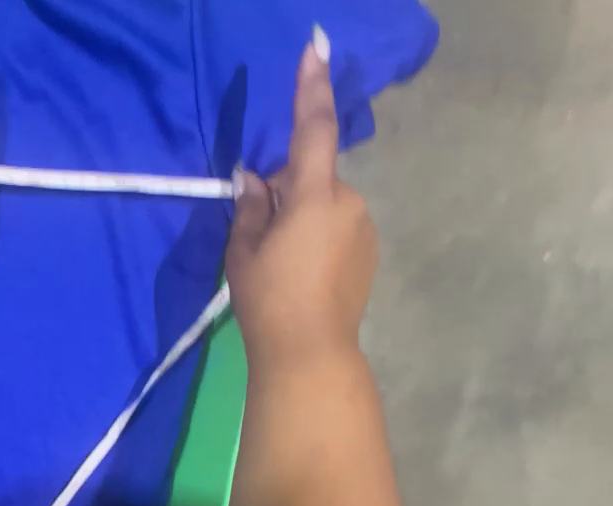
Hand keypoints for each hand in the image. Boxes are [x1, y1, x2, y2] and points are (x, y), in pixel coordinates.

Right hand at [225, 42, 377, 361]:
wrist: (308, 351)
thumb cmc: (267, 300)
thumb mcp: (244, 253)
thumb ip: (250, 208)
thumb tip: (254, 178)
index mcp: (314, 197)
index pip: (312, 130)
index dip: (311, 88)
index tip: (316, 46)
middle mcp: (348, 201)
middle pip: (312, 178)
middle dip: (286, 192)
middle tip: (257, 234)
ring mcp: (363, 227)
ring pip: (324, 205)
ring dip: (301, 217)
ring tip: (278, 264)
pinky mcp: (368, 251)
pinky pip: (336, 228)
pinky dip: (316, 238)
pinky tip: (300, 275)